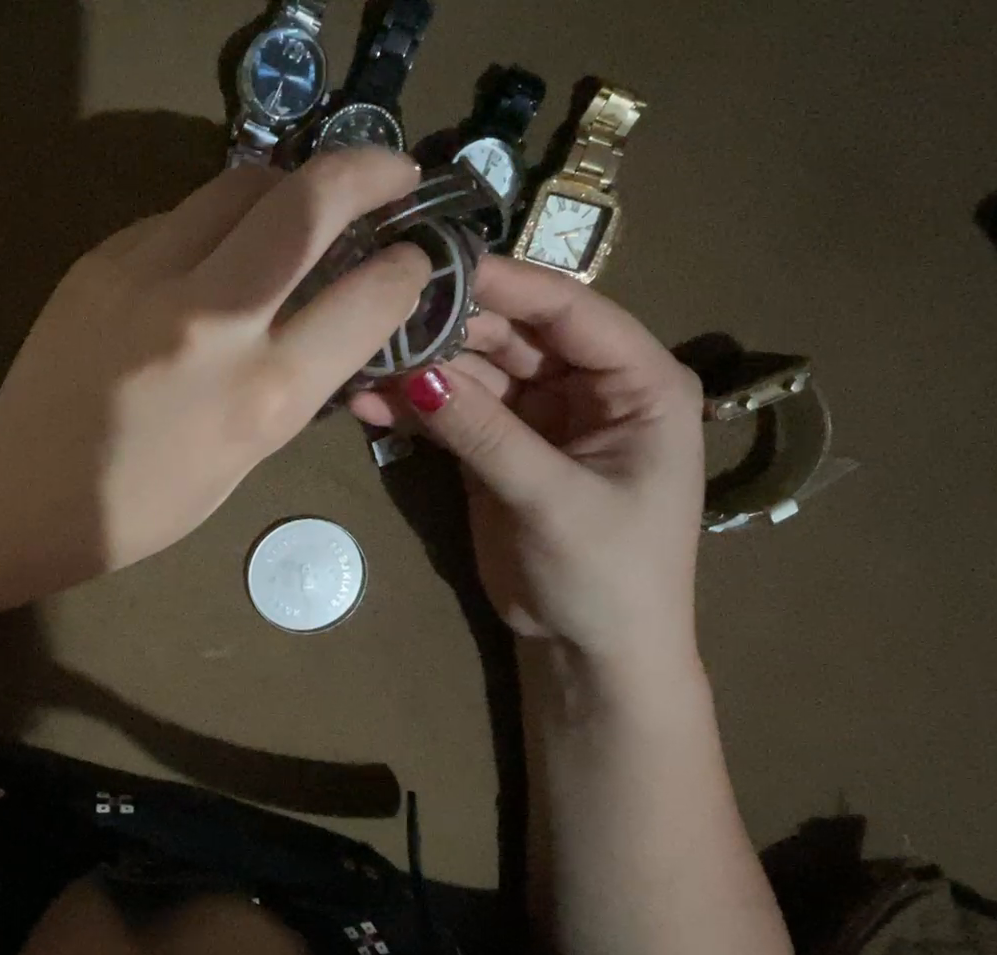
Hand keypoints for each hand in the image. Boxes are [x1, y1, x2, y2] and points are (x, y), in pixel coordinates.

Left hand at [0, 149, 429, 576]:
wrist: (21, 495)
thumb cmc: (141, 506)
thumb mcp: (243, 460)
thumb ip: (293, 382)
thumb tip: (332, 316)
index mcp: (260, 395)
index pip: (369, 296)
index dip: (410, 269)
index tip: (414, 259)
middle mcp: (211, 321)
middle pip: (309, 200)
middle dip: (370, 171)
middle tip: (393, 173)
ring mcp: (145, 280)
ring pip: (240, 185)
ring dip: (287, 185)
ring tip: (300, 205)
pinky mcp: (98, 261)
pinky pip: (176, 216)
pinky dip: (211, 223)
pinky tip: (209, 254)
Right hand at [350, 257, 704, 660]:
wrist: (588, 649)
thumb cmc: (607, 573)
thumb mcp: (552, 499)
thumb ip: (486, 434)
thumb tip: (414, 376)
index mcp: (636, 383)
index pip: (570, 311)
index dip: (507, 286)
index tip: (436, 262)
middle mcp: (585, 388)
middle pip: (511, 336)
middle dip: (449, 327)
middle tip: (379, 314)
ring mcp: (535, 419)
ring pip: (473, 373)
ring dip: (420, 369)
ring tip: (359, 358)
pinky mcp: (494, 450)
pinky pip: (450, 416)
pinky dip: (412, 411)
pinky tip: (365, 404)